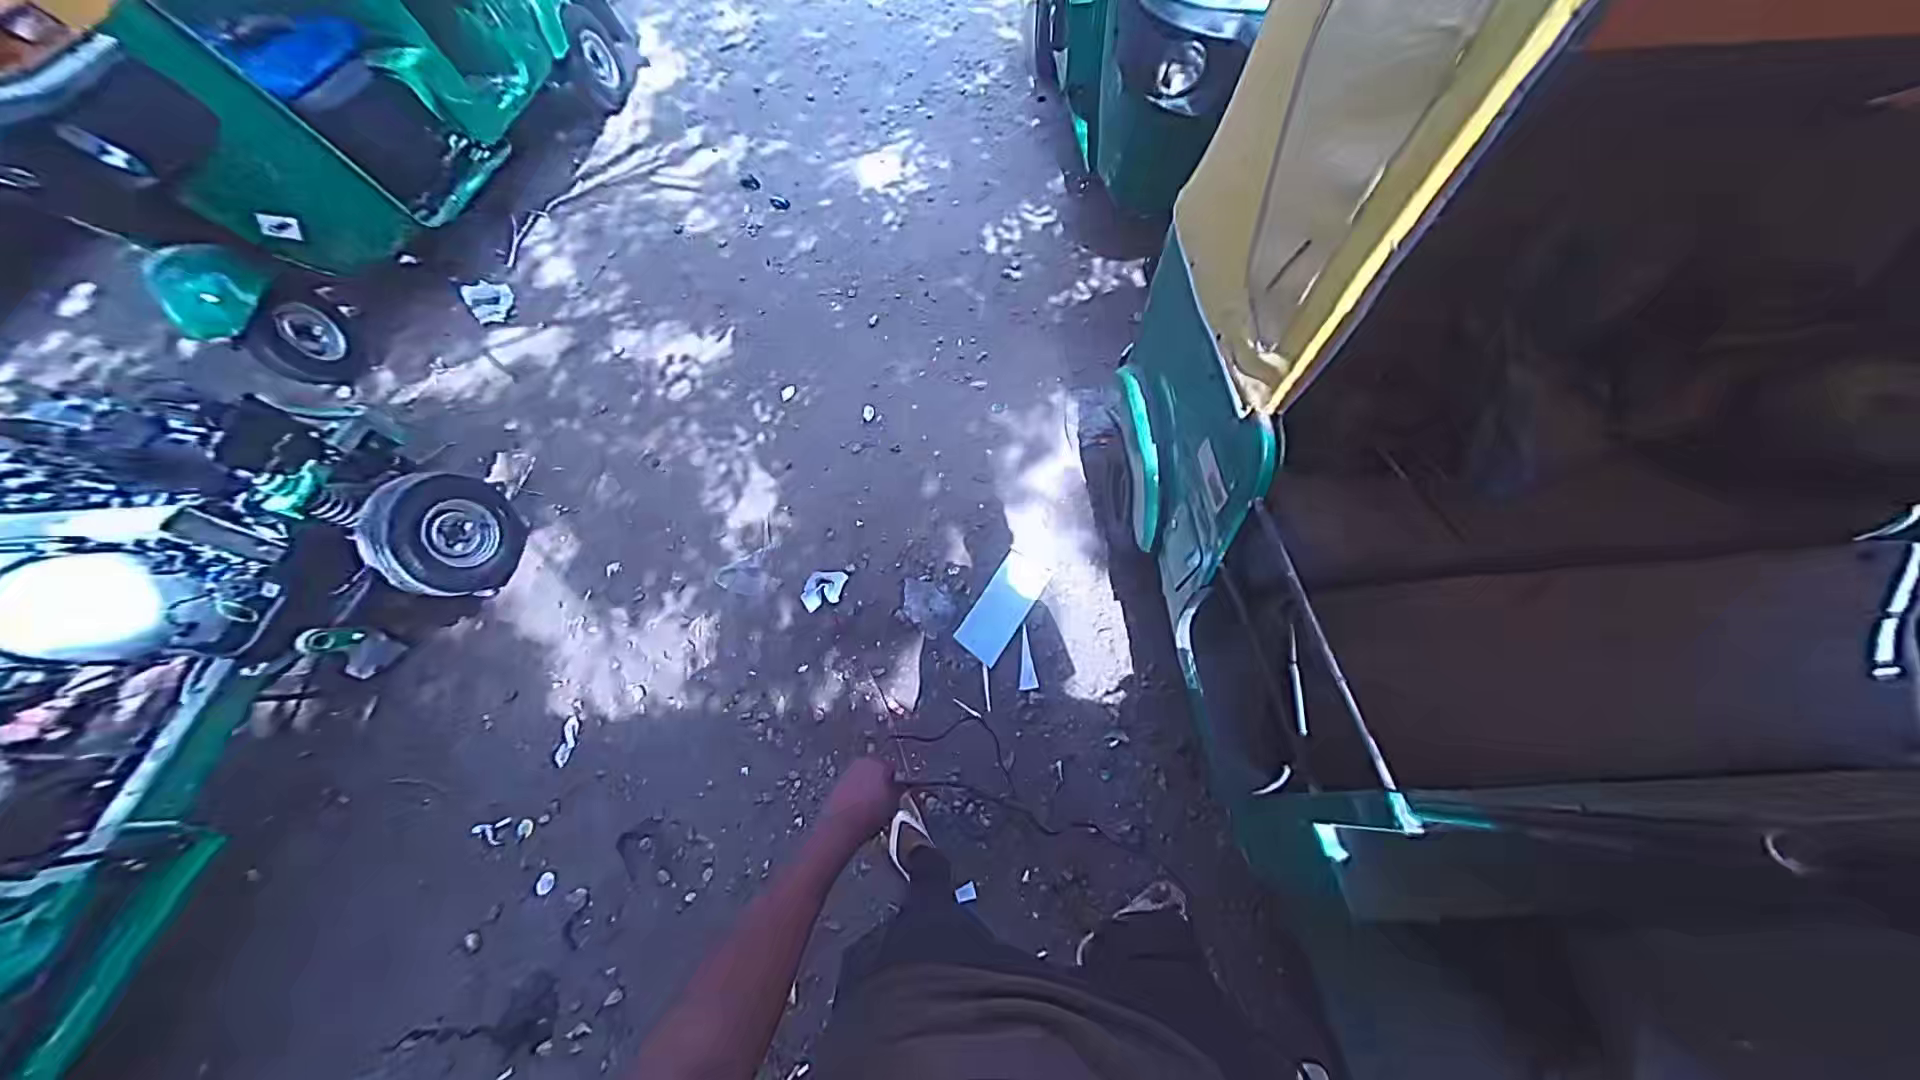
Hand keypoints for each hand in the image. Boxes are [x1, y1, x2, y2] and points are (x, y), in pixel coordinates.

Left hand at [818, 757, 903, 840]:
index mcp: (878, 761)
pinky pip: (852, 789)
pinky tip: (861, 811)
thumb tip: (901, 786)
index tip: (899, 792)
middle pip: (877, 771)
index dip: (898, 781)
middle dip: (881, 783)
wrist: (842, 826)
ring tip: (874, 809)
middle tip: (887, 800)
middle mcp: (861, 762)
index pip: (893, 767)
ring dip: (869, 790)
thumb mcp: (896, 802)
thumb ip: (900, 789)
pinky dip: (857, 797)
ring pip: (864, 779)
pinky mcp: (837, 786)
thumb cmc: (869, 812)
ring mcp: (847, 773)